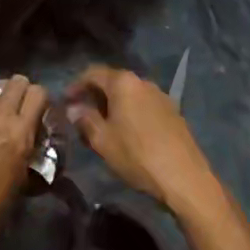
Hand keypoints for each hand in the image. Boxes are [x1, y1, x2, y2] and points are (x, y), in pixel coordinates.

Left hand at [0, 75, 46, 241]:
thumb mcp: (24, 173)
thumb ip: (30, 144)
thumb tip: (33, 133)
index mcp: (20, 130)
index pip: (38, 92)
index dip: (39, 100)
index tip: (37, 111)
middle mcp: (0, 114)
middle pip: (18, 80)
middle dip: (21, 91)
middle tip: (19, 109)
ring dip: (1, 98)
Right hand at [66, 65, 215, 208]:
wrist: (184, 176)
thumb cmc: (137, 155)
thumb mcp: (103, 141)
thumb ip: (85, 120)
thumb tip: (74, 109)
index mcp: (123, 82)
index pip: (93, 73)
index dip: (76, 85)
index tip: (65, 101)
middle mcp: (142, 81)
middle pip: (112, 81)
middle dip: (95, 96)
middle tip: (81, 116)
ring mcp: (160, 95)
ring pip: (129, 94)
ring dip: (113, 105)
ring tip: (103, 126)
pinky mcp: (172, 111)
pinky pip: (143, 104)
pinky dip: (130, 112)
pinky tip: (127, 133)